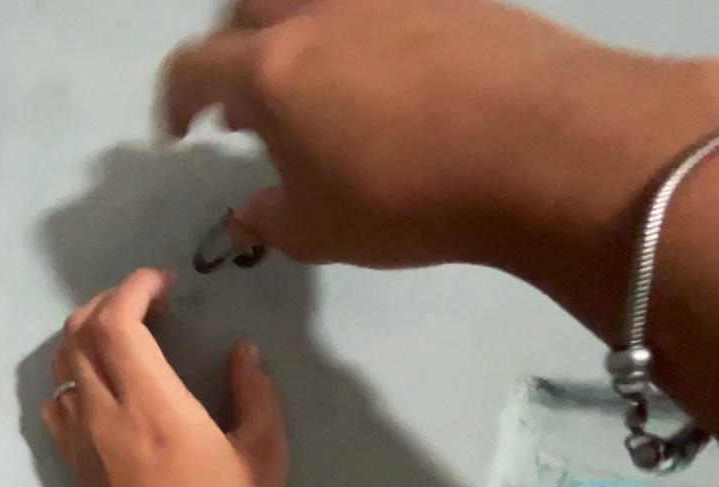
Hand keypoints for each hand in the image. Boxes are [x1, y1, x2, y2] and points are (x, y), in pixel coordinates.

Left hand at [43, 269, 288, 486]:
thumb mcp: (263, 457)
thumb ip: (256, 395)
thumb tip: (242, 352)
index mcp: (152, 407)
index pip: (116, 323)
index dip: (133, 289)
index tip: (164, 285)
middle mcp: (104, 415)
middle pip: (79, 334)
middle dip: (109, 303)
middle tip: (147, 305)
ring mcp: (80, 441)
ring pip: (61, 366)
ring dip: (85, 335)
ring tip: (123, 336)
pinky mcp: (72, 464)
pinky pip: (55, 404)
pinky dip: (70, 378)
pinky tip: (100, 385)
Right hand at [161, 0, 718, 271]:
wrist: (544, 149)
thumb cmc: (403, 199)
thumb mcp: (312, 232)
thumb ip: (265, 217)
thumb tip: (250, 210)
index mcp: (272, 71)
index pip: (192, 67)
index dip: (174, 102)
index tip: (182, 134)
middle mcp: (320, 12)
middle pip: (247, 7)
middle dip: (230, 52)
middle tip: (246, 104)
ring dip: (292, 34)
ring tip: (312, 86)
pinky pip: (377, 3)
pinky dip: (355, 32)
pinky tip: (379, 76)